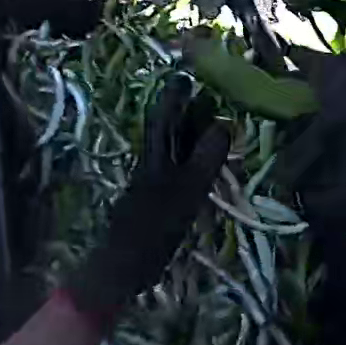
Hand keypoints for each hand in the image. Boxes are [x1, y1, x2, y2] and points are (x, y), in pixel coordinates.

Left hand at [64, 77, 230, 324]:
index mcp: (155, 157)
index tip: (186, 77)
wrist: (121, 267)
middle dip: (182, 114)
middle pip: (166, 132)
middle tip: (204, 99)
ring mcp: (149, 183)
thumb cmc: (154, 228)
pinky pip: (172, 169)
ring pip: (168, 151)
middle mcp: (150, 164)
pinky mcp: (153, 201)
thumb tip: (224, 124)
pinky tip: (199, 166)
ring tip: (208, 127)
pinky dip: (186, 160)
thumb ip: (205, 158)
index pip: (163, 118)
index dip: (173, 97)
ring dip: (185, 137)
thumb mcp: (187, 192)